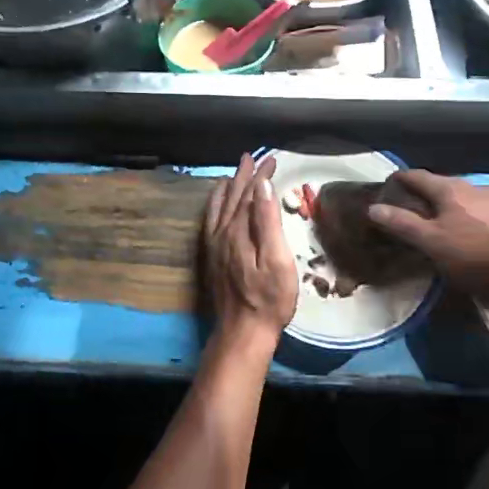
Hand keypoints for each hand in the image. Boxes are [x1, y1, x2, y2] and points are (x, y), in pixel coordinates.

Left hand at [203, 154, 297, 350]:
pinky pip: (211, 221)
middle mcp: (222, 232)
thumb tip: (262, 186)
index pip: (251, 193)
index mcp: (239, 230)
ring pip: (219, 206)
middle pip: (233, 196)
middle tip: (252, 157)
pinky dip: (215, 206)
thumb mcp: (277, 259)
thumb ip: (267, 221)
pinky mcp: (213, 256)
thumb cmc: (269, 298)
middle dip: (244, 176)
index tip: (272, 160)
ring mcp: (215, 245)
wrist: (242, 331)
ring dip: (228, 187)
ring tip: (232, 174)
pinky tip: (218, 206)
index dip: (260, 175)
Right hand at [366, 169, 488, 312]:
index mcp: (447, 190)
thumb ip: (403, 225)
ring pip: (468, 203)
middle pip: (442, 188)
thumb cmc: (482, 248)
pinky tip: (480, 245)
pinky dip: (477, 227)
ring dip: (454, 213)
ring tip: (446, 232)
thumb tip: (372, 207)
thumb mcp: (434, 241)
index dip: (398, 179)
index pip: (414, 176)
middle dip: (427, 198)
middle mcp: (473, 188)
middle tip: (412, 213)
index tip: (386, 185)